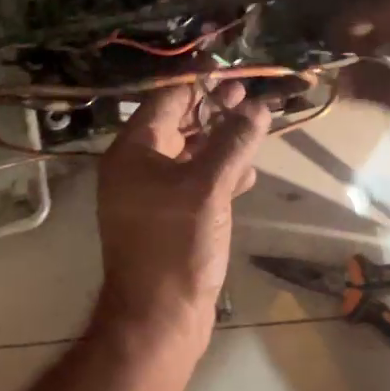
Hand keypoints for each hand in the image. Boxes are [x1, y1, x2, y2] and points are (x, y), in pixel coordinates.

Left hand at [94, 82, 270, 339]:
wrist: (157, 321)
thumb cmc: (174, 246)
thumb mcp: (207, 188)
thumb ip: (233, 144)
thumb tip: (258, 107)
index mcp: (132, 151)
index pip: (164, 100)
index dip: (197, 82)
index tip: (228, 69)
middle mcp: (135, 167)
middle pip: (175, 124)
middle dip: (211, 109)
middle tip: (247, 95)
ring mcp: (149, 195)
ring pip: (187, 154)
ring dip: (219, 141)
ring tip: (254, 126)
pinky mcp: (167, 219)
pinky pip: (192, 183)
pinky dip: (218, 173)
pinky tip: (248, 173)